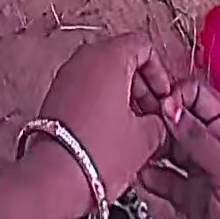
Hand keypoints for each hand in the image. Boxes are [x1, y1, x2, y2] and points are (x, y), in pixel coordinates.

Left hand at [19, 34, 172, 216]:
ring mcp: (69, 72)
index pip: (143, 45)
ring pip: (105, 72)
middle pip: (124, 57)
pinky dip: (103, 101)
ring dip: (123, 95)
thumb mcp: (144, 138)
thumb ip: (158, 121)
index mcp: (110, 55)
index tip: (163, 97)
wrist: (56, 173)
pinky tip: (111, 132)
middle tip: (152, 117)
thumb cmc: (98, 150)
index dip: (159, 72)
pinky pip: (87, 86)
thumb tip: (158, 121)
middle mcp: (86, 56)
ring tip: (134, 130)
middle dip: (142, 86)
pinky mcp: (58, 90)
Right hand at [140, 79, 219, 218]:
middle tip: (141, 126)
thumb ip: (199, 138)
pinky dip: (152, 176)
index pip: (196, 93)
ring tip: (139, 150)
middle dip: (158, 121)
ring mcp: (200, 169)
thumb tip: (170, 106)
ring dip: (151, 148)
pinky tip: (144, 175)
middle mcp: (212, 144)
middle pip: (177, 119)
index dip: (176, 95)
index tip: (159, 107)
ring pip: (168, 147)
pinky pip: (164, 178)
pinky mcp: (190, 194)